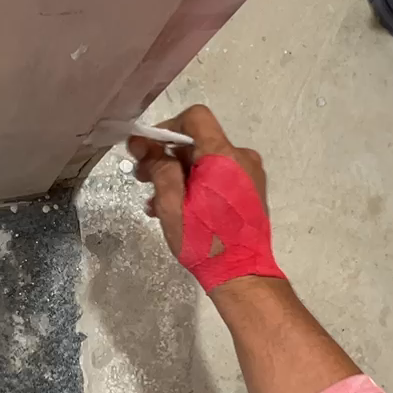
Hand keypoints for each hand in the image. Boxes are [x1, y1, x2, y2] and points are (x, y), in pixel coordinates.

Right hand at [126, 105, 283, 292]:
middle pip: (198, 141)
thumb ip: (159, 168)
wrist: (242, 274)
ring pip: (205, 162)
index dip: (166, 127)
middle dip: (166, 156)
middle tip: (141, 178)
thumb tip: (145, 145)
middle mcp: (241, 157)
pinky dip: (196, 186)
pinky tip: (176, 210)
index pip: (194, 117)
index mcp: (223, 155)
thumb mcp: (172, 204)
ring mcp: (249, 175)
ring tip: (155, 203)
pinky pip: (218, 177)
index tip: (146, 149)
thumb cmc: (204, 240)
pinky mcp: (250, 192)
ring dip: (177, 175)